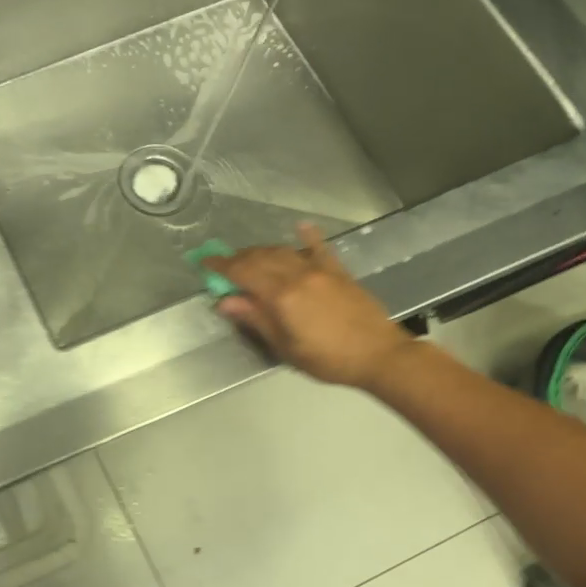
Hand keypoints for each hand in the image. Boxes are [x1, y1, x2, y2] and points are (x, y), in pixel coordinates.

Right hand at [205, 222, 417, 388]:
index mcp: (282, 295)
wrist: (380, 356)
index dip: (221, 266)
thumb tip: (225, 301)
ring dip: (262, 251)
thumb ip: (255, 319)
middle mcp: (298, 275)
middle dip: (238, 258)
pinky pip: (319, 249)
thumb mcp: (285, 347)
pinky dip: (307, 237)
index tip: (205, 263)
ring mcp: (320, 271)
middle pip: (260, 258)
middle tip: (224, 265)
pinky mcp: (339, 272)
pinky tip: (300, 227)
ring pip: (283, 251)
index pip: (243, 272)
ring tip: (250, 257)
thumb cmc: (328, 359)